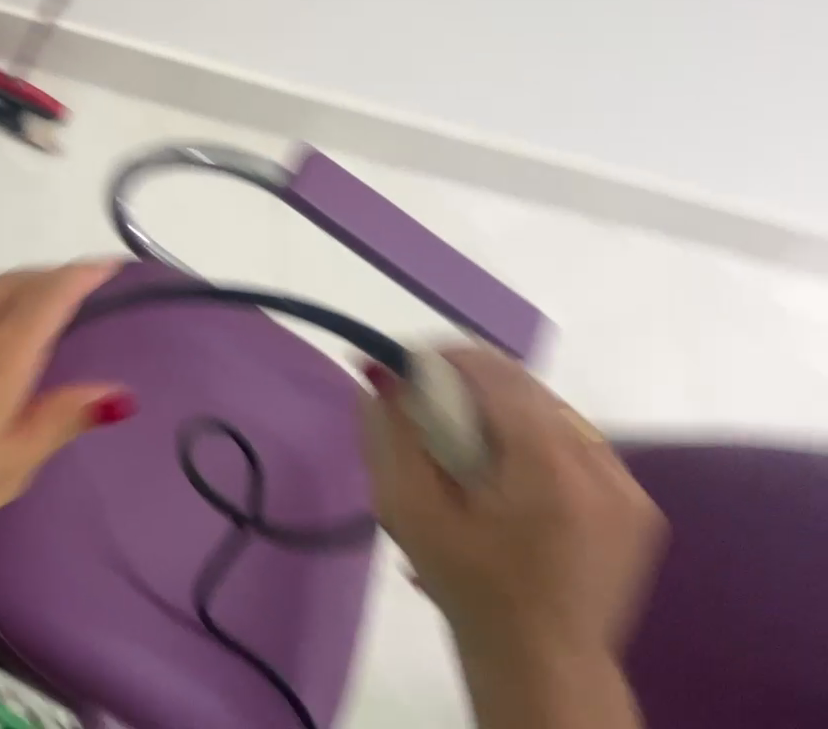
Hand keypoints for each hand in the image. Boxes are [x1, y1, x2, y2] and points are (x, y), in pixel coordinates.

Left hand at [0, 261, 133, 536]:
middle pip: (18, 280)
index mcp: (0, 354)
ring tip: (39, 300)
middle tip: (80, 287)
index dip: (84, 274)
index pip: (51, 294)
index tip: (110, 266)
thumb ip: (60, 419)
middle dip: (54, 275)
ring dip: (18, 282)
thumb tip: (116, 393)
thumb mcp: (7, 465)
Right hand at [361, 347, 665, 661]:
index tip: (397, 368)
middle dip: (466, 382)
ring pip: (552, 411)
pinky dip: (531, 436)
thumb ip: (392, 434)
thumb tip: (380, 375)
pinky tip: (501, 467)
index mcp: (547, 468)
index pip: (495, 374)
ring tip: (457, 436)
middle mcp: (601, 467)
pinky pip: (576, 442)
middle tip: (417, 402)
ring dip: (499, 407)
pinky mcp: (637, 506)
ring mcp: (628, 488)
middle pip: (525, 387)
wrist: (541, 659)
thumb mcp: (408, 507)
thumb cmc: (464, 582)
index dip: (440, 358)